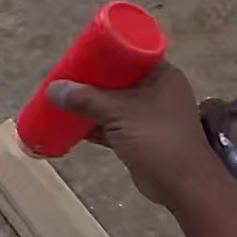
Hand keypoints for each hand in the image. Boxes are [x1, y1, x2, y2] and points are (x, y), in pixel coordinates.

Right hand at [47, 62, 232, 210]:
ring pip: (116, 103)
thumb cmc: (157, 138)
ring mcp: (151, 115)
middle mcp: (159, 90)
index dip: (106, 52)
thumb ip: (86, 99)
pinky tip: (72, 124)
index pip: (132, 53)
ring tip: (64, 98)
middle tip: (67, 76)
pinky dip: (97, 125)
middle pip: (120, 78)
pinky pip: (115, 125)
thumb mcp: (119, 113)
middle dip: (94, 80)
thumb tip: (53, 89)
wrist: (183, 184)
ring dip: (93, 104)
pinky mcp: (142, 137)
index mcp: (162, 74)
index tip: (80, 54)